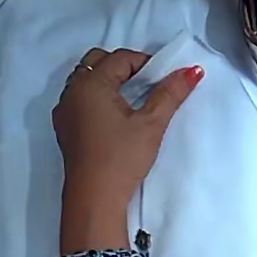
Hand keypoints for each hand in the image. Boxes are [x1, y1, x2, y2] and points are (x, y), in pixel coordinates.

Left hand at [53, 48, 202, 220]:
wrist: (95, 197)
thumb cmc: (123, 158)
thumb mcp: (151, 124)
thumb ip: (170, 93)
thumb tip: (192, 71)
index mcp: (91, 84)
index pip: (120, 58)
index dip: (145, 63)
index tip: (163, 78)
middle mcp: (72, 92)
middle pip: (97, 62)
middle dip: (123, 67)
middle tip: (147, 84)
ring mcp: (64, 111)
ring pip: (86, 81)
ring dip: (108, 82)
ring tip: (132, 100)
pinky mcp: (64, 129)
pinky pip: (79, 101)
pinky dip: (96, 99)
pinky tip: (113, 118)